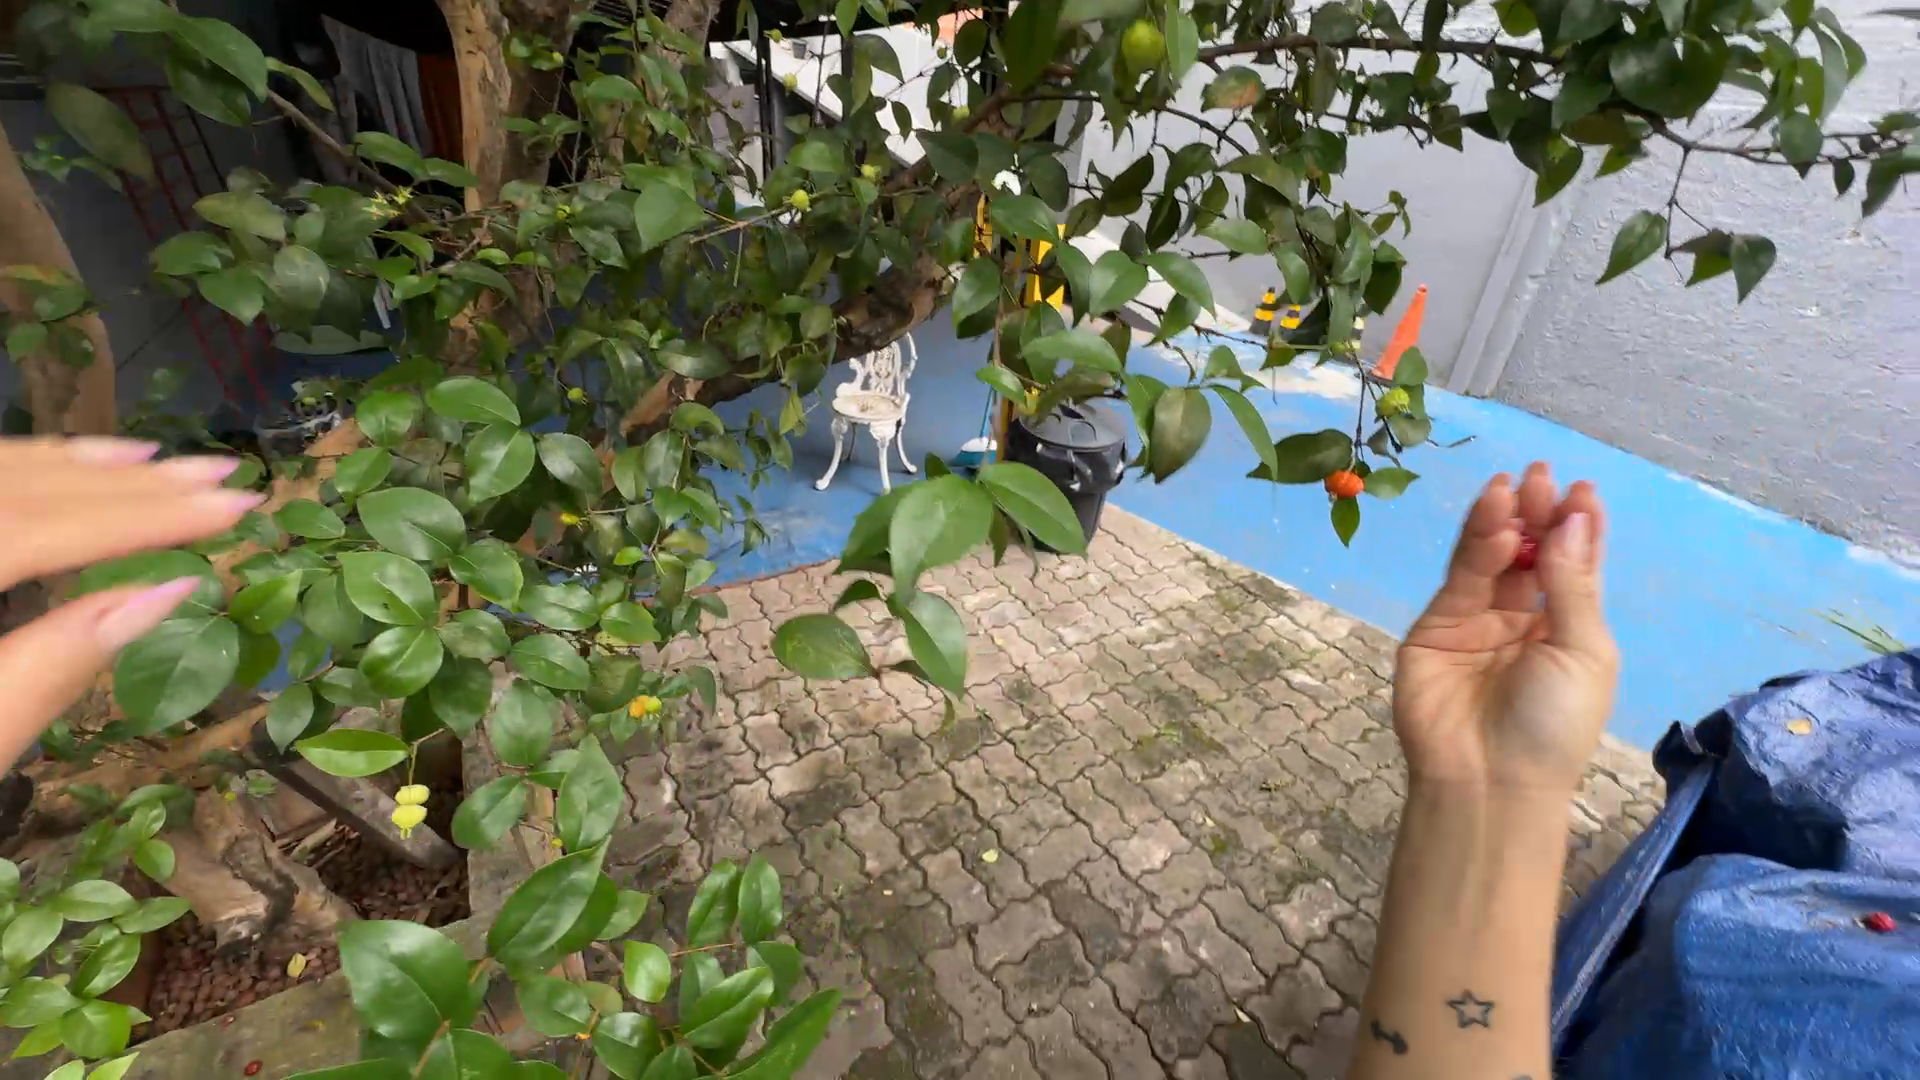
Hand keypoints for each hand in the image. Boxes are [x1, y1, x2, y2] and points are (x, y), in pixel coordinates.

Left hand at [0, 437, 261, 764]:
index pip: (23, 536)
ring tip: (161, 460)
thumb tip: (174, 590)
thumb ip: (57, 662)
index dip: (138, 520)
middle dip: (120, 485)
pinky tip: (70, 464)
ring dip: (70, 467)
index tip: (233, 508)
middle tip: (219, 474)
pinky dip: (13, 469)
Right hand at [1393, 463, 1617, 793]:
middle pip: (1529, 553)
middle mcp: (1522, 616)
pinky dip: (1476, 548)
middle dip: (1537, 513)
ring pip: (1491, 559)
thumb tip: (1574, 521)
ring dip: (1503, 521)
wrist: (1486, 772)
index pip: (1572, 565)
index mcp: (1568, 626)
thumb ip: (1570, 585)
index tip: (1581, 489)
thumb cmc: (1553, 722)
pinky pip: (1460, 578)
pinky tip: (1493, 523)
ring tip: (1512, 487)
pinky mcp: (1435, 623)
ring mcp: (1475, 618)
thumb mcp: (1583, 652)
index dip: (1577, 527)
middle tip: (1540, 474)